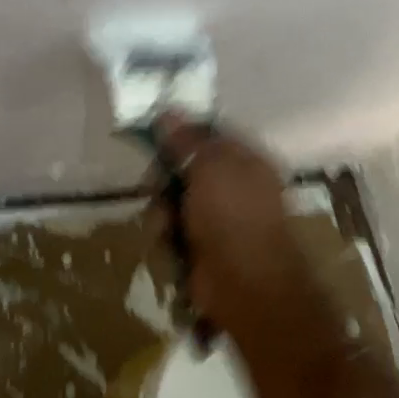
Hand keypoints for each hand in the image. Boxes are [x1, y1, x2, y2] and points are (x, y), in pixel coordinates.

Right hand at [154, 115, 309, 336]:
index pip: (206, 134)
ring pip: (172, 201)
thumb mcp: (209, 165)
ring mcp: (217, 219)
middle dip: (164, 178)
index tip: (152, 133)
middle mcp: (232, 186)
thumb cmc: (233, 216)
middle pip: (183, 167)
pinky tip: (171, 245)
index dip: (179, 132)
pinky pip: (171, 231)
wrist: (246, 286)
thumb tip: (167, 111)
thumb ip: (186, 139)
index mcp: (245, 160)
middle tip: (156, 185)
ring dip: (162, 212)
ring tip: (167, 225)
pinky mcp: (200, 248)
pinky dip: (167, 238)